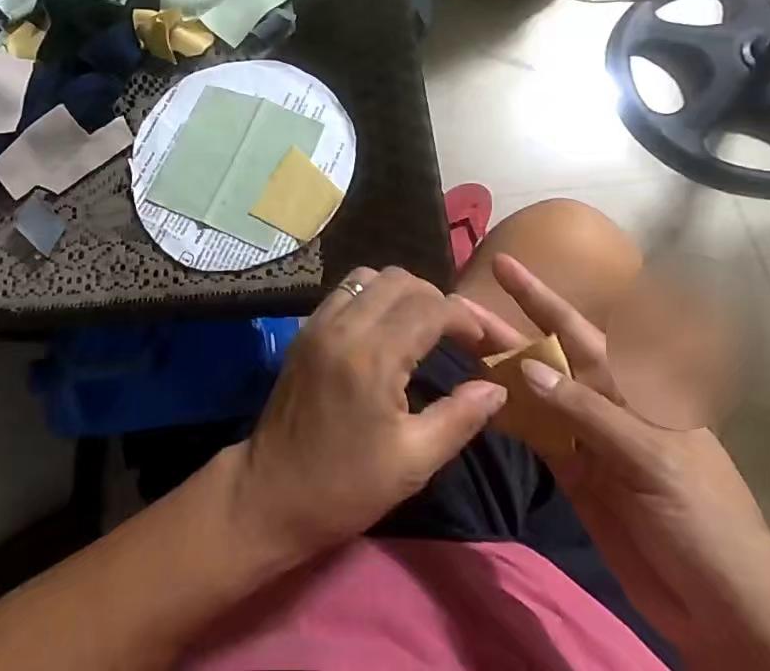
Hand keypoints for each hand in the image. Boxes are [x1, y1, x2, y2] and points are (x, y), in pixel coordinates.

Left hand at [234, 266, 508, 559]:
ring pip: (364, 278)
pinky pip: (341, 295)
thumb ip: (460, 416)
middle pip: (395, 280)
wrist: (273, 490)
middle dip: (434, 298)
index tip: (481, 343)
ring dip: (399, 293)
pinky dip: (368, 299)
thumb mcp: (415, 459)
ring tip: (422, 328)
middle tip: (454, 333)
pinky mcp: (301, 334)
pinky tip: (384, 332)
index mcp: (372, 357)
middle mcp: (341, 328)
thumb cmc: (348, 484)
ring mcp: (315, 326)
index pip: (428, 307)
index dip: (463, 317)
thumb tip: (496, 388)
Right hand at [470, 254, 769, 670]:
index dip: (542, 299)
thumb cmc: (710, 530)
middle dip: (505, 330)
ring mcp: (588, 441)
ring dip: (496, 368)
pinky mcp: (573, 474)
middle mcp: (609, 408)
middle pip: (547, 358)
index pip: (583, 335)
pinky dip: (504, 413)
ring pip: (532, 393)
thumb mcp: (656, 463)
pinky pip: (531, 433)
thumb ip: (587, 413)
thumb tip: (525, 365)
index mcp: (641, 395)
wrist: (726, 616)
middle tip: (455, 308)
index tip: (505, 266)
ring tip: (454, 343)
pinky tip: (476, 395)